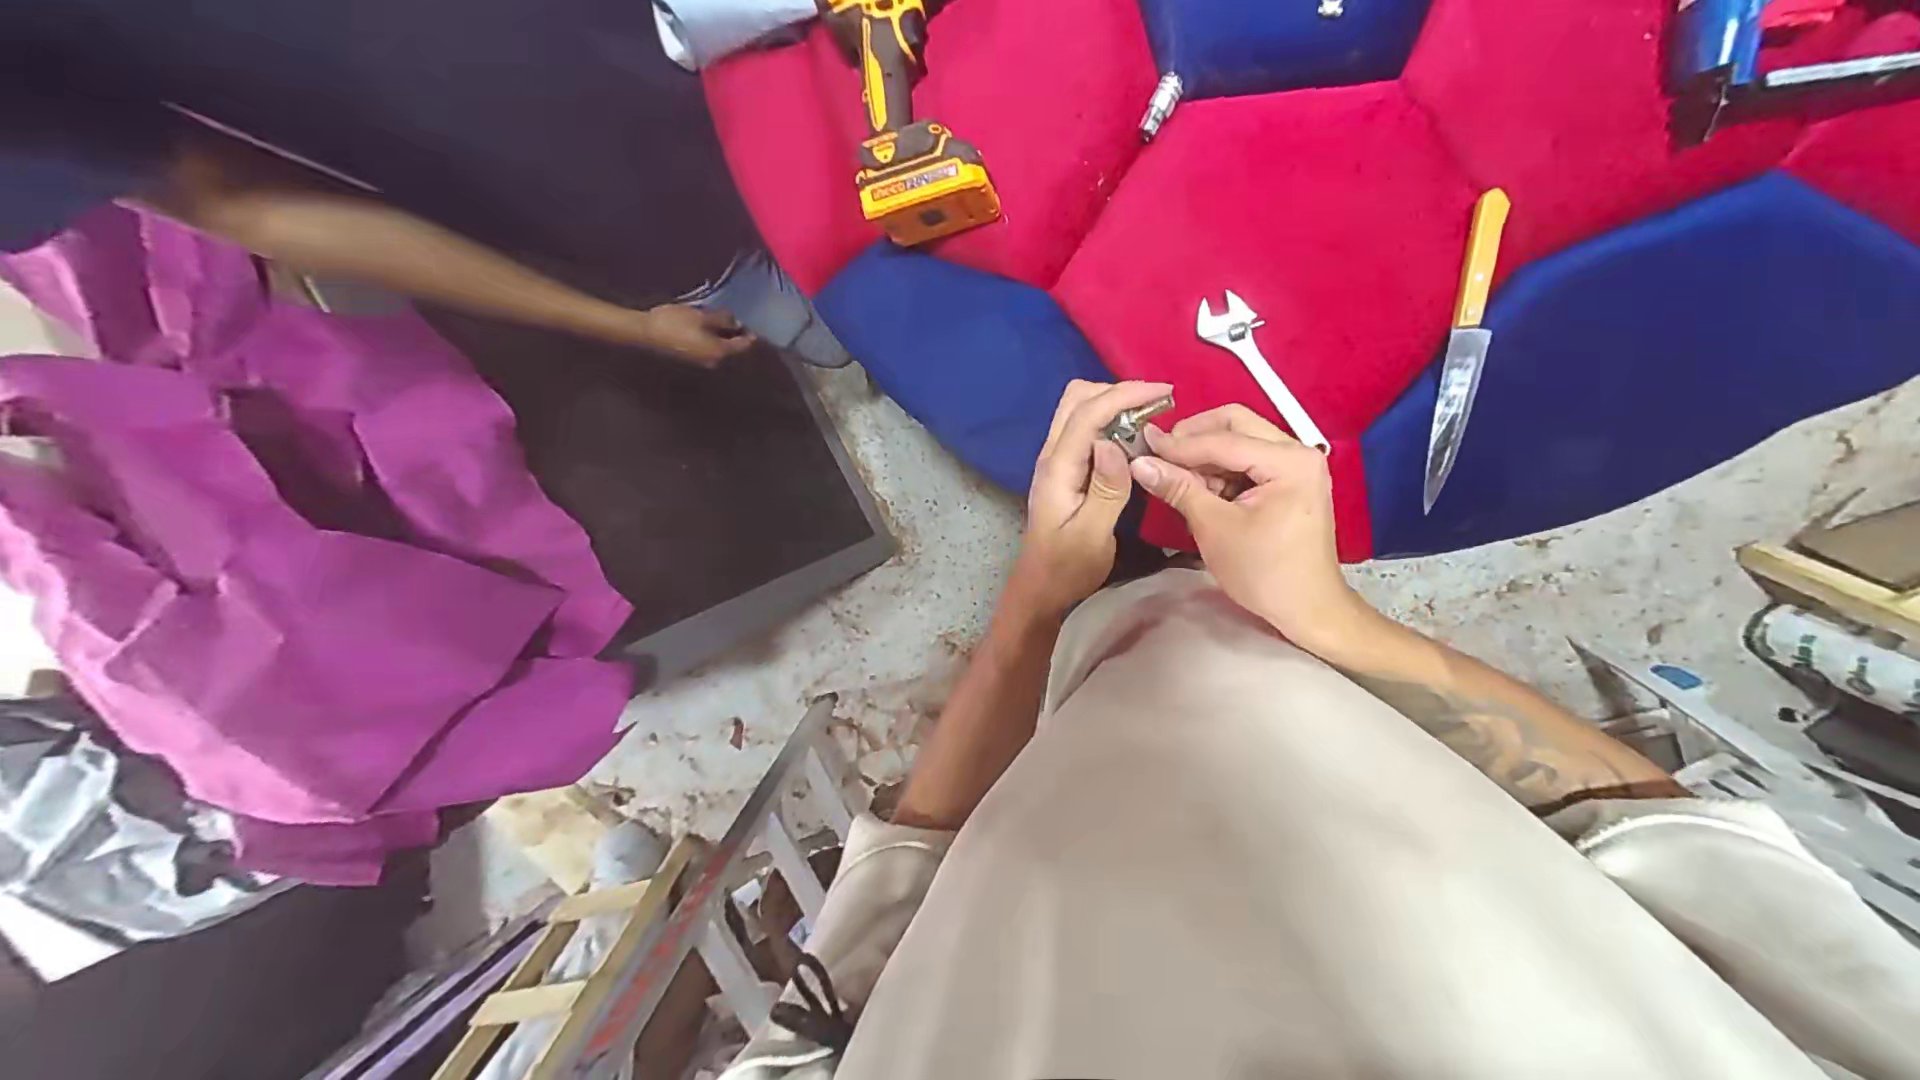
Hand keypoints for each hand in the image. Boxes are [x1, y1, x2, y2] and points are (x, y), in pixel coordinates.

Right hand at [634, 304, 756, 366]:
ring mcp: (703, 364)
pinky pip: (710, 352)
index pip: (743, 346)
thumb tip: (737, 323)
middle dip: (737, 339)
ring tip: (725, 328)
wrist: (646, 333)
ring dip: (725, 341)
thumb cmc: (675, 322)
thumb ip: (723, 320)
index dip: (749, 336)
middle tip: (740, 326)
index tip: (752, 327)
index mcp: (720, 352)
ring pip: (721, 352)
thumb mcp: (702, 316)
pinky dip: (714, 344)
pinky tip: (710, 333)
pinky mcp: (692, 361)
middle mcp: (715, 362)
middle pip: (733, 352)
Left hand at [1005, 380, 1172, 618]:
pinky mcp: (1065, 470)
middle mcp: (1052, 456)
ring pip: (1078, 410)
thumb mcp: (1092, 535)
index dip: (1125, 395)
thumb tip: (1112, 443)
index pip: (1087, 414)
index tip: (1165, 393)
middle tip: (1159, 404)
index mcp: (1057, 468)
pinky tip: (1134, 436)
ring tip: (1152, 416)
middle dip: (1118, 391)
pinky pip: (1085, 430)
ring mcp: (1056, 461)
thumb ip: (1105, 489)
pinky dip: (1110, 421)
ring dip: (1114, 403)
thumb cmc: (1067, 568)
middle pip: (1076, 399)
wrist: (1041, 588)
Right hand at [1130, 405, 1375, 655]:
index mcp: (1289, 461)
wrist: (1307, 609)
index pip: (1223, 439)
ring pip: (1238, 440)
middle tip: (1158, 453)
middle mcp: (1297, 452)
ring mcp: (1295, 465)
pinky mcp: (1287, 480)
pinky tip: (1195, 486)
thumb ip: (1178, 488)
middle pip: (1235, 424)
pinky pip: (1245, 460)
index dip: (1178, 443)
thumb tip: (1140, 463)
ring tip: (1172, 474)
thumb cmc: (1264, 572)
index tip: (1141, 445)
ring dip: (1203, 454)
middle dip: (1193, 437)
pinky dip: (1218, 469)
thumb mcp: (1214, 528)